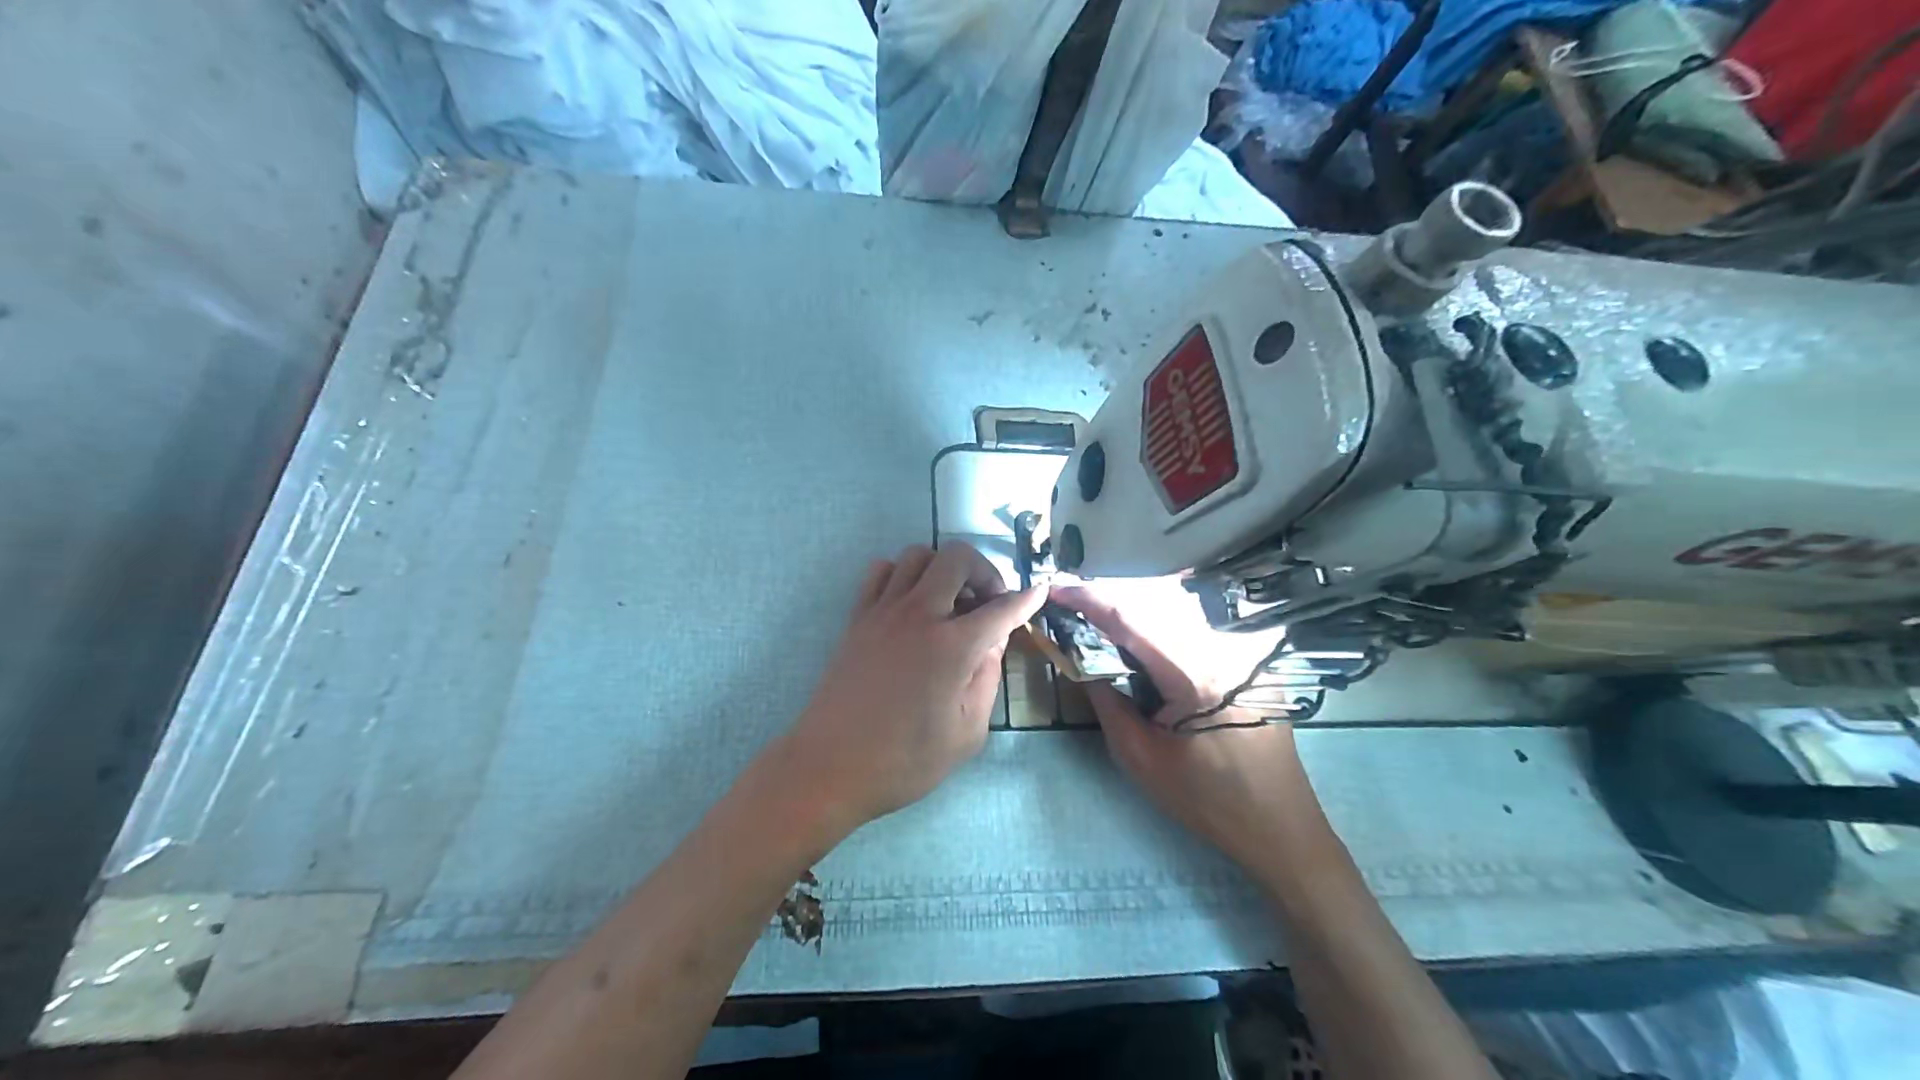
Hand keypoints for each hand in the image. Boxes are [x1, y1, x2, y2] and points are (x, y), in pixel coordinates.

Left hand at [774, 544, 1045, 837]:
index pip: (1001, 608)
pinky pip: (880, 571)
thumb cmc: (904, 761)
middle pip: (957, 557)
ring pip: (917, 555)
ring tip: (950, 603)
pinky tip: (910, 604)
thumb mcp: (967, 734)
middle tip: (988, 604)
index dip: (1026, 599)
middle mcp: (919, 615)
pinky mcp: (857, 618)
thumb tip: (992, 642)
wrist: (829, 767)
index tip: (1039, 592)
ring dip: (942, 569)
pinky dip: (902, 575)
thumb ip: (986, 680)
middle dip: (984, 572)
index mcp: (952, 646)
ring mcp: (883, 611)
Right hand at [1051, 586, 1327, 869]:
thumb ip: (1106, 700)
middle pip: (1155, 604)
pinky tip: (1141, 632)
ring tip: (1097, 611)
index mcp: (1196, 675)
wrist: (1278, 827)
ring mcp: (1245, 652)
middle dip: (1109, 596)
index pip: (1132, 620)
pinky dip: (1163, 622)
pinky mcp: (1253, 661)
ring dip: (1135, 607)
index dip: (1089, 599)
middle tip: (1071, 597)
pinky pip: (1199, 627)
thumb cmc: (1205, 799)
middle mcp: (1225, 650)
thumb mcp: (1139, 756)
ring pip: (1178, 610)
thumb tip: (1078, 658)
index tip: (1056, 589)